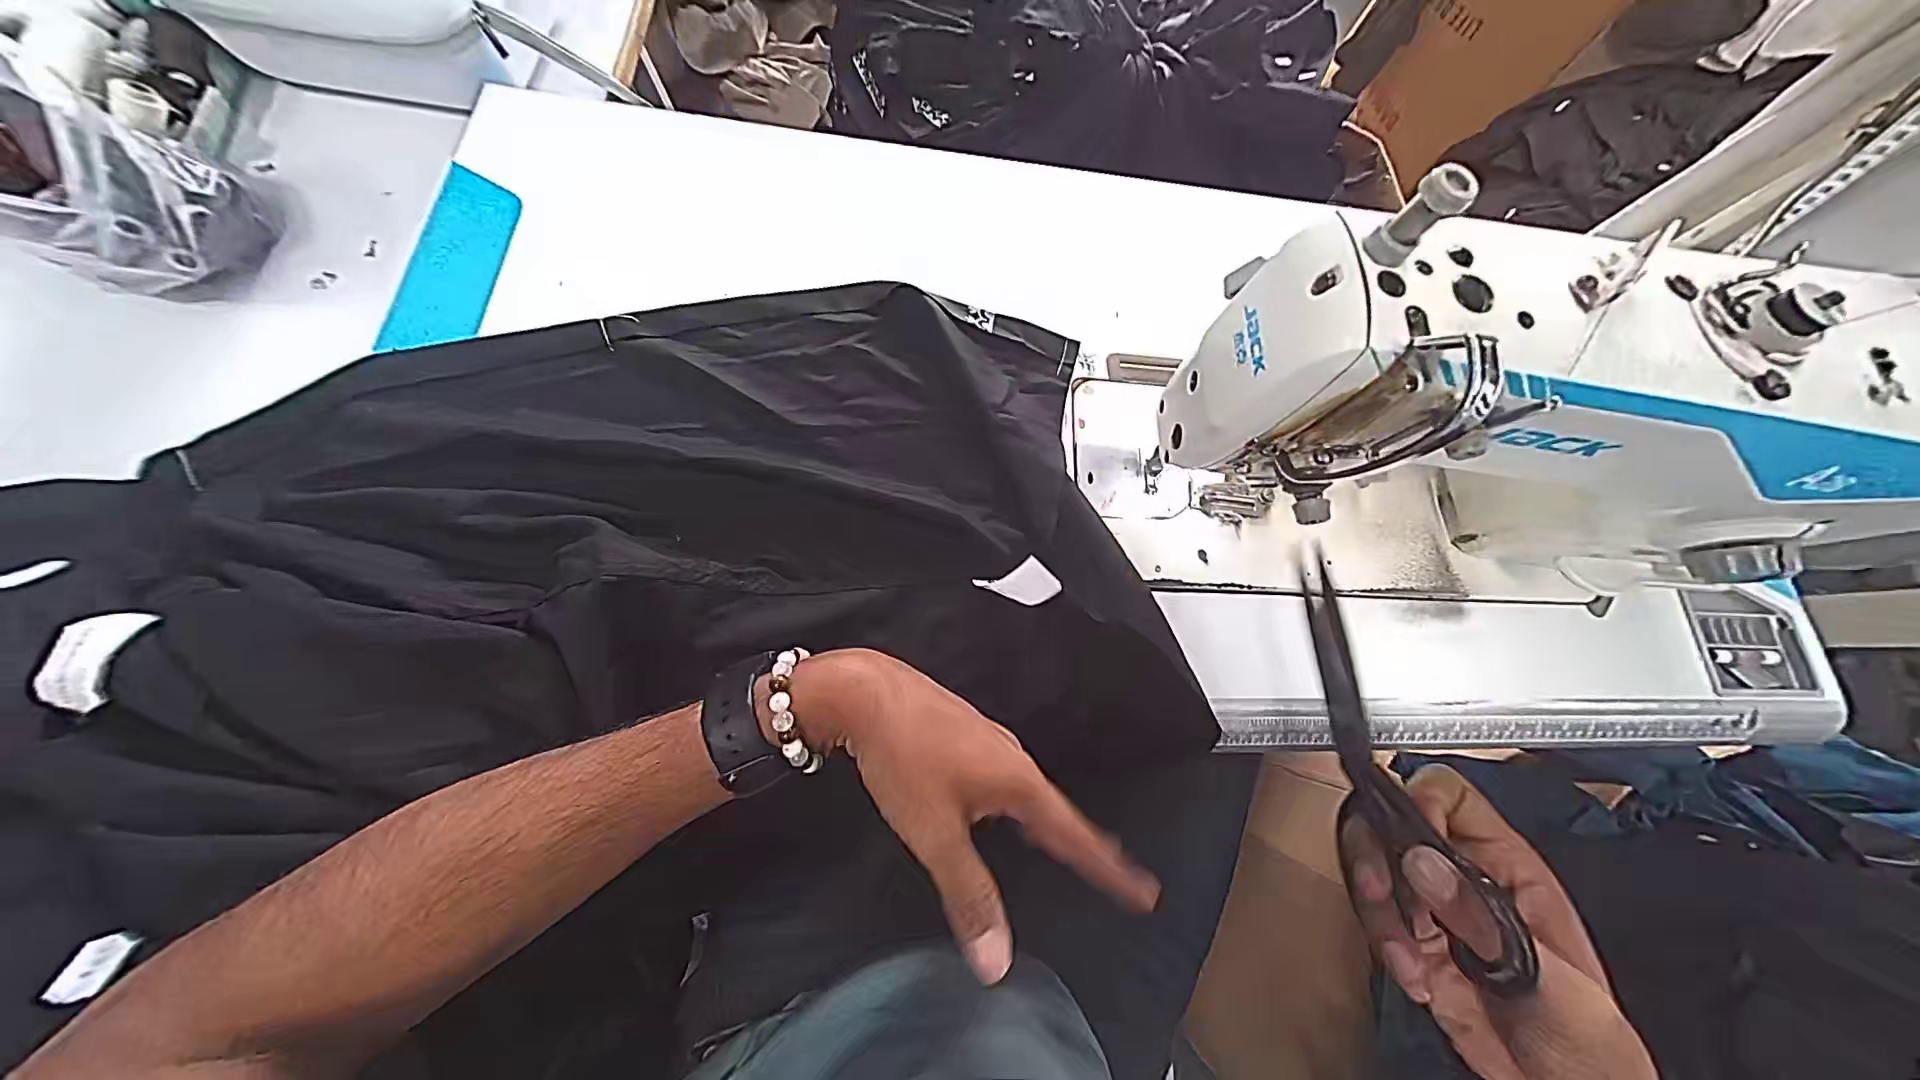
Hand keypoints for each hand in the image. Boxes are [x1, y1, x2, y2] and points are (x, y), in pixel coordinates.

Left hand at [763, 648, 1160, 984]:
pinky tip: (990, 805)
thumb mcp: (934, 834)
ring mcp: (988, 736)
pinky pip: (999, 772)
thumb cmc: (903, 758)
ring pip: (1022, 789)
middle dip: (1078, 843)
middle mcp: (1012, 754)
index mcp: (1017, 780)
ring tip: (1053, 844)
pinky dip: (1008, 799)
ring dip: (1039, 820)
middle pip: (1053, 809)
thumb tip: (998, 961)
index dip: (1109, 869)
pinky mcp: (964, 728)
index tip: (1144, 892)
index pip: (1073, 835)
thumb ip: (969, 894)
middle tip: (1106, 869)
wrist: (866, 692)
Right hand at [1338, 764, 1657, 1079]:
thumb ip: (1481, 916)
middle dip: (1376, 854)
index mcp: (1504, 862)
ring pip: (1370, 861)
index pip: (1449, 794)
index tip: (1412, 842)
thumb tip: (1423, 860)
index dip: (1421, 800)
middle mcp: (1458, 869)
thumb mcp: (1546, 979)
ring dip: (1376, 907)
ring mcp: (1427, 899)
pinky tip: (1413, 973)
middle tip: (1384, 893)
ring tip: (1406, 953)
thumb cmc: (1586, 1043)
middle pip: (1390, 820)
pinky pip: (1369, 911)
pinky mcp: (1405, 931)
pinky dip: (1380, 940)